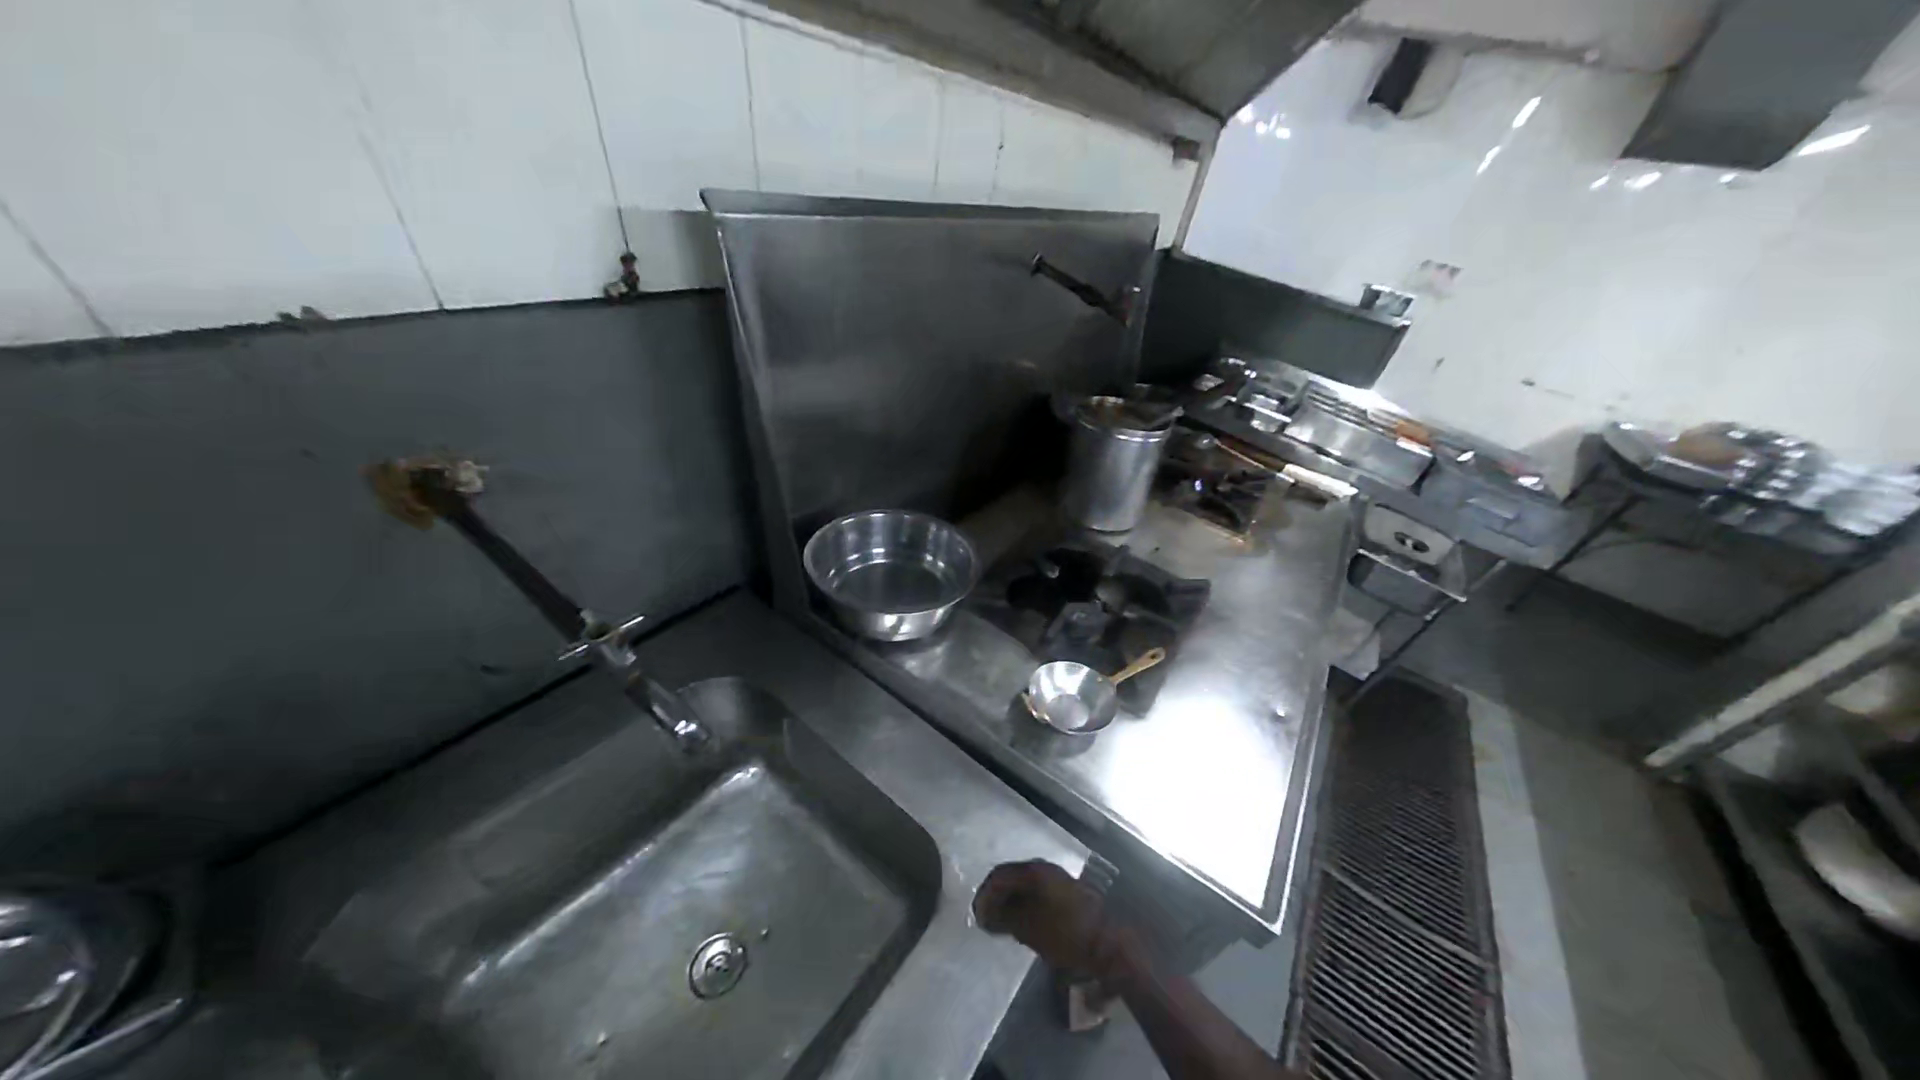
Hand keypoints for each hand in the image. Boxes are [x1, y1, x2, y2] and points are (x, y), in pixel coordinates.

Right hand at [973, 860, 1122, 979]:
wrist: (1107, 944)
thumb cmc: (1065, 934)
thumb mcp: (1028, 929)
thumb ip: (1003, 918)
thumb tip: (985, 916)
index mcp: (1034, 872)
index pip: (999, 876)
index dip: (984, 895)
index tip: (977, 916)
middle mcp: (1044, 868)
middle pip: (1010, 876)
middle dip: (995, 897)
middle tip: (985, 919)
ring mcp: (1056, 878)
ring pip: (1023, 884)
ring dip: (1009, 901)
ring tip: (999, 923)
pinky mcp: (1064, 891)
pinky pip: (1035, 891)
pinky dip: (1022, 904)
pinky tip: (1019, 922)